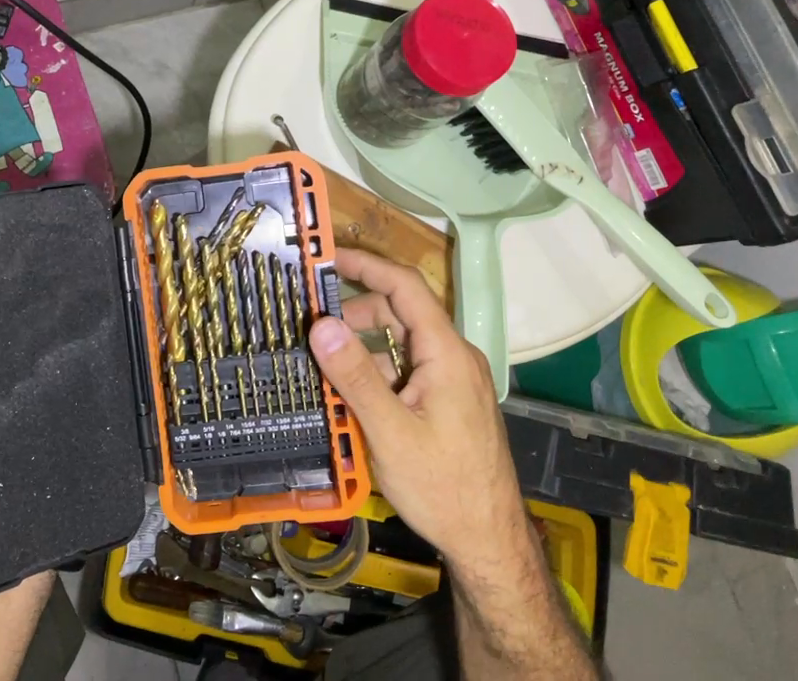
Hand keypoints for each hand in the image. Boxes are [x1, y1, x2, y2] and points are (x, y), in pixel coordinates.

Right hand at [309, 248, 526, 565]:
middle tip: (310, 324)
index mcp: (446, 353)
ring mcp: (451, 380)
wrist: (487, 540)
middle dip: (354, 313)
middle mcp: (452, 357)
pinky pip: (406, 370)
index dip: (367, 265)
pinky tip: (349, 395)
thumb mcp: (389, 432)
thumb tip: (321, 325)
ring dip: (362, 348)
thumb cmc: (443, 486)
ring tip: (322, 365)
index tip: (326, 256)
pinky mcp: (446, 402)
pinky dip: (376, 372)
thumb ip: (355, 376)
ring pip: (400, 344)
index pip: (405, 287)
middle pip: (400, 313)